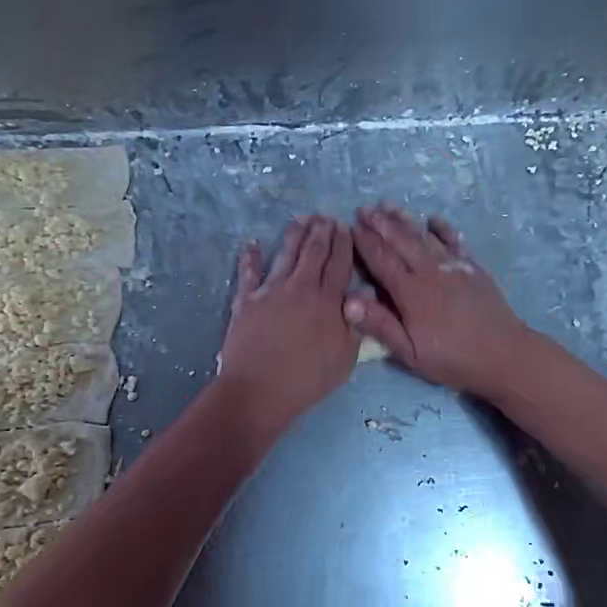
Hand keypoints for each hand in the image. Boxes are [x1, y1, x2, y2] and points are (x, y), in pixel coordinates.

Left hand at [214, 216, 359, 433]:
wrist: (259, 390)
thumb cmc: (307, 380)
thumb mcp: (344, 358)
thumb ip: (354, 324)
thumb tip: (360, 297)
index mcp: (328, 302)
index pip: (339, 265)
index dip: (343, 244)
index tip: (345, 227)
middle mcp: (300, 288)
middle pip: (313, 253)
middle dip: (321, 232)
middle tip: (324, 216)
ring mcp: (270, 291)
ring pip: (285, 255)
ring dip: (294, 235)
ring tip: (300, 219)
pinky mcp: (246, 300)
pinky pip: (248, 273)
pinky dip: (250, 257)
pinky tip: (252, 244)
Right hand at [345, 203, 532, 395]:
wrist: (507, 357)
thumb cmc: (453, 359)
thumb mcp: (411, 353)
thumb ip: (380, 325)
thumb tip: (348, 301)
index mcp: (411, 293)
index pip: (381, 261)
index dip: (364, 243)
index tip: (349, 227)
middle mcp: (430, 273)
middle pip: (401, 242)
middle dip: (381, 224)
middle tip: (364, 208)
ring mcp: (454, 268)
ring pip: (425, 237)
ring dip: (405, 220)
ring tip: (388, 205)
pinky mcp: (473, 270)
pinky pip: (455, 242)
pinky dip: (443, 229)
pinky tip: (434, 219)